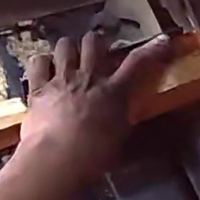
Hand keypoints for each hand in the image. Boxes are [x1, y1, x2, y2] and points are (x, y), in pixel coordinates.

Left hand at [11, 32, 174, 190]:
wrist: (57, 159)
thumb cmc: (95, 156)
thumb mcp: (120, 139)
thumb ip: (124, 122)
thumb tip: (129, 118)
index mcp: (113, 91)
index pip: (137, 63)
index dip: (152, 49)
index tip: (163, 39)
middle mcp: (87, 77)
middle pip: (93, 42)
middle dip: (96, 43)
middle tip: (97, 52)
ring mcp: (60, 79)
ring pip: (64, 45)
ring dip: (69, 48)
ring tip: (70, 57)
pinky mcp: (37, 88)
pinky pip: (37, 62)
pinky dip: (42, 62)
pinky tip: (45, 69)